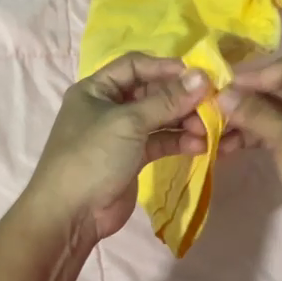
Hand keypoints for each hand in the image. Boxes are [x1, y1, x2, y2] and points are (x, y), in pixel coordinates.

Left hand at [22, 53, 209, 242]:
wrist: (71, 214)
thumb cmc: (93, 157)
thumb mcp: (128, 122)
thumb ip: (167, 100)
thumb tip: (203, 76)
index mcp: (96, 89)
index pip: (135, 65)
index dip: (165, 67)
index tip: (197, 74)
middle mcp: (108, 107)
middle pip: (151, 92)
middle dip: (180, 98)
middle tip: (210, 104)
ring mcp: (121, 134)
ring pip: (158, 119)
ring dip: (183, 121)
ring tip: (208, 129)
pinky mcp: (132, 158)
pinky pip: (159, 142)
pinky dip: (178, 142)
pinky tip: (199, 146)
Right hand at [217, 57, 281, 249]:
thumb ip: (255, 114)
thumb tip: (222, 94)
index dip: (255, 75)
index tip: (223, 85)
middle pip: (276, 90)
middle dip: (245, 98)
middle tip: (212, 105)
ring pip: (269, 112)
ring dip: (243, 119)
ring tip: (213, 128)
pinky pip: (269, 132)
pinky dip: (249, 136)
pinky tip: (225, 144)